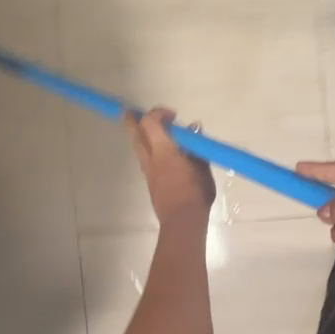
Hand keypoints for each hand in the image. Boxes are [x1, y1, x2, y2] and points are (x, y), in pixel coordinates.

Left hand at [126, 108, 216, 224]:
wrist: (182, 221)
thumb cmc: (195, 193)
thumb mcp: (202, 168)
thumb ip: (196, 147)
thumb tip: (194, 128)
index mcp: (164, 152)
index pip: (150, 123)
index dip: (157, 113)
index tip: (172, 115)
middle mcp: (150, 159)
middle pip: (135, 134)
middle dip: (132, 120)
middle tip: (132, 112)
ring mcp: (148, 171)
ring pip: (137, 147)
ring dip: (140, 135)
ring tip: (150, 131)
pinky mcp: (150, 182)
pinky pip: (145, 159)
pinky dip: (148, 149)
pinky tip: (161, 152)